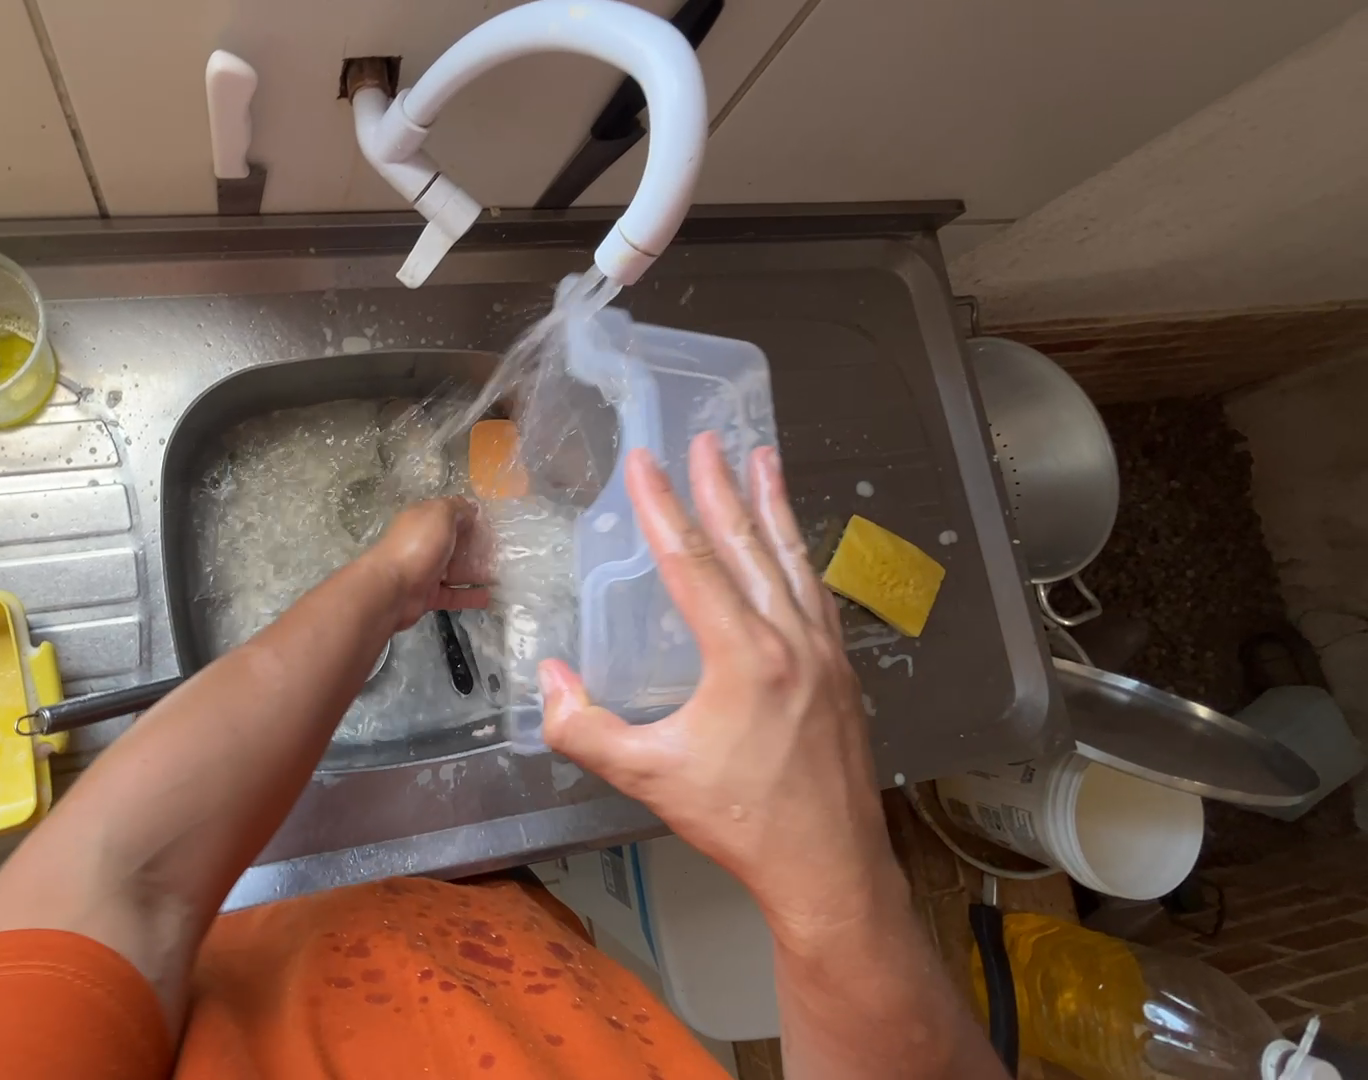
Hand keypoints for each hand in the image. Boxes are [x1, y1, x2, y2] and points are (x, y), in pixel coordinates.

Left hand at [365, 496, 492, 630]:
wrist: (391, 588)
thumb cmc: (418, 544)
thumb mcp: (440, 513)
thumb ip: (457, 508)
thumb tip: (471, 508)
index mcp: (423, 520)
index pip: (449, 515)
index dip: (470, 518)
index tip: (493, 525)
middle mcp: (422, 543)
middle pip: (454, 543)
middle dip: (476, 546)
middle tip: (502, 551)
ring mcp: (424, 570)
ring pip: (454, 570)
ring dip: (476, 571)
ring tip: (501, 574)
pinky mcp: (427, 595)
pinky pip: (453, 594)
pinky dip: (470, 596)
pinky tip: (489, 597)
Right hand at [540, 437, 899, 948]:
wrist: (830, 869)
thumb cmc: (737, 819)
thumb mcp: (644, 776)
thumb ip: (582, 727)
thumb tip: (546, 677)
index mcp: (744, 655)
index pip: (693, 562)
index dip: (663, 507)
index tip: (646, 460)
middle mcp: (791, 640)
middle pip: (749, 546)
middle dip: (723, 487)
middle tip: (709, 438)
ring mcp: (826, 653)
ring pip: (793, 562)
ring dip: (773, 507)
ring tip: (764, 459)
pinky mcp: (842, 672)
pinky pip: (816, 594)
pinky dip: (798, 556)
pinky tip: (791, 545)